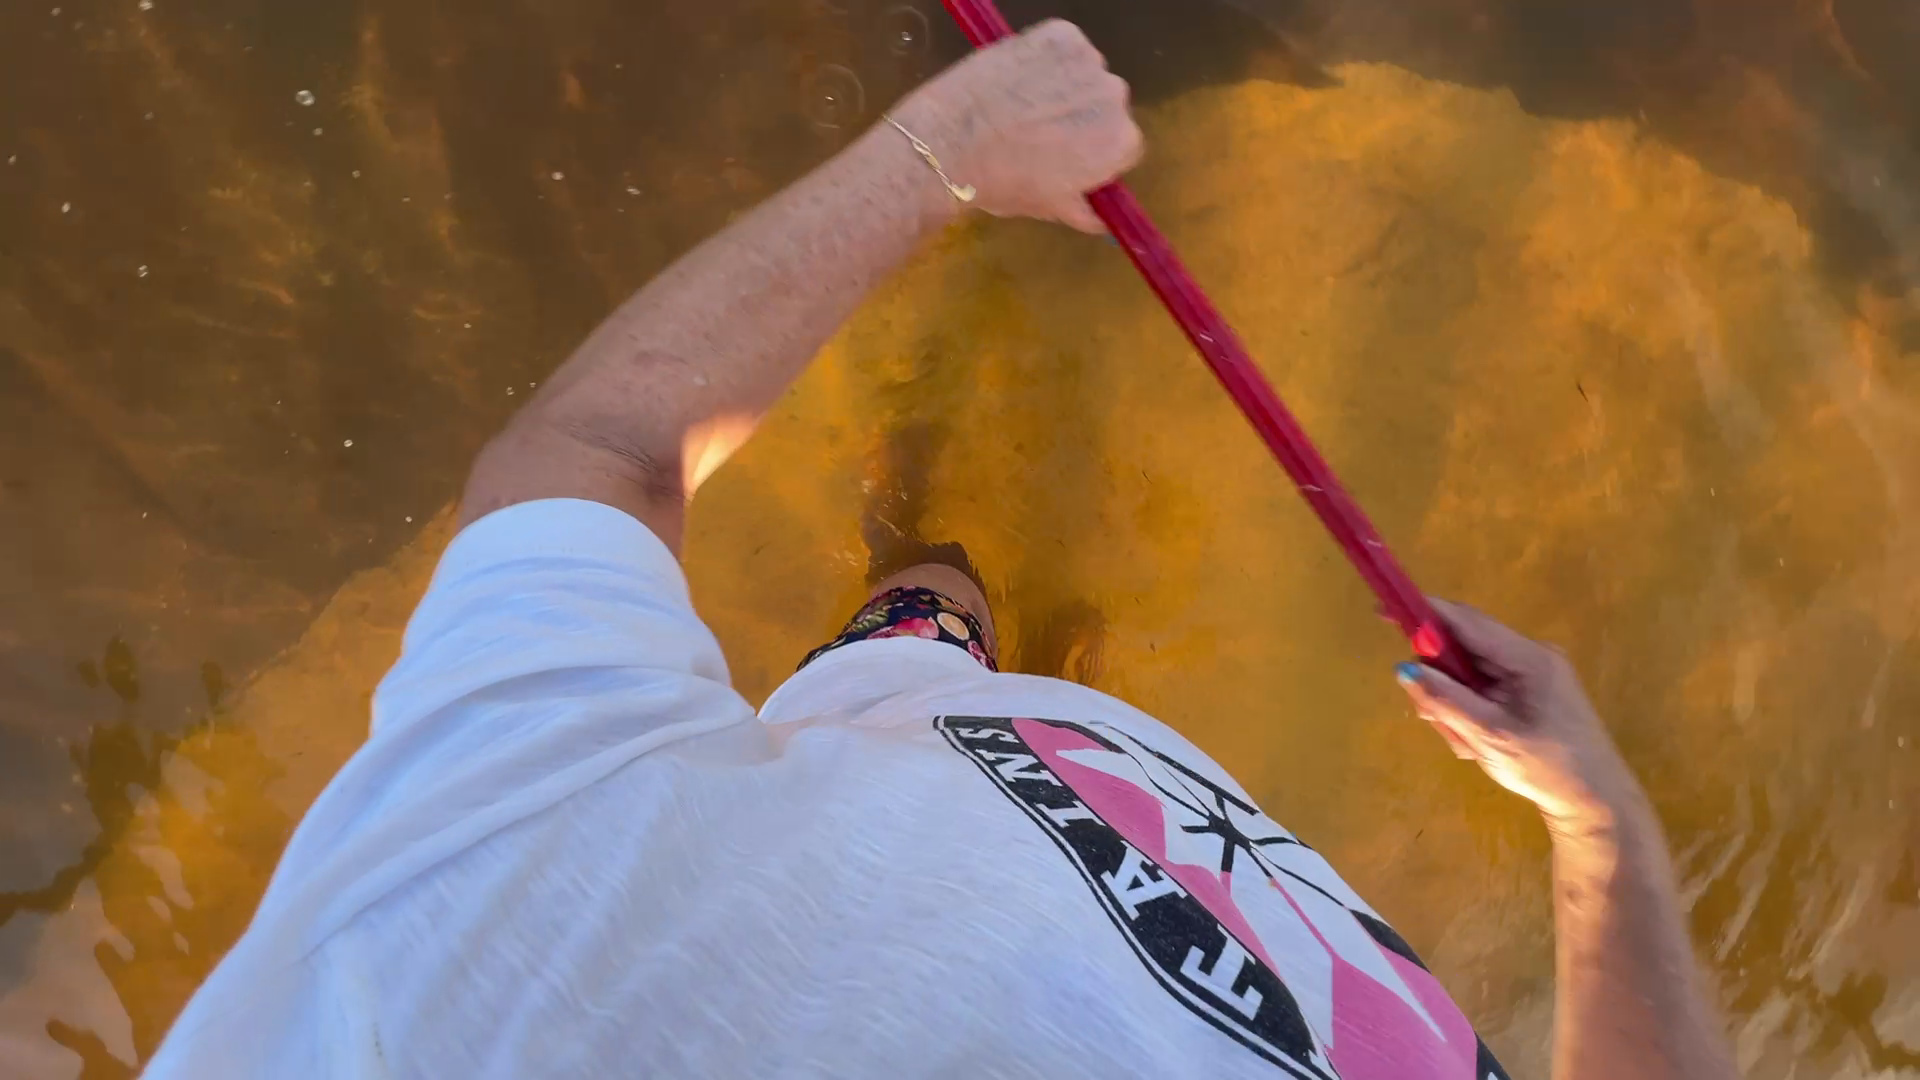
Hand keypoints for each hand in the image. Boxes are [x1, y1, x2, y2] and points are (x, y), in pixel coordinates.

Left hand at [891, 19, 1143, 232]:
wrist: (956, 141)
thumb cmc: (1006, 182)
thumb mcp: (1050, 208)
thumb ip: (1086, 213)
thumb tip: (1101, 218)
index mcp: (1120, 143)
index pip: (1125, 148)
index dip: (1098, 157)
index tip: (1073, 162)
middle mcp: (1115, 95)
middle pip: (1107, 108)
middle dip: (1083, 121)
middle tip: (1042, 138)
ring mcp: (1088, 60)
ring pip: (1085, 77)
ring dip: (1065, 90)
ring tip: (1025, 112)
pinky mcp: (1060, 34)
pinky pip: (1064, 50)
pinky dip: (1046, 63)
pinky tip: (1019, 84)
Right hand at [1396, 599, 1647, 832]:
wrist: (1598, 807)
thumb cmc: (1549, 768)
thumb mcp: (1489, 734)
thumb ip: (1444, 698)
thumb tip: (1404, 668)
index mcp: (1528, 658)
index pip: (1465, 621)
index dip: (1422, 612)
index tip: (1383, 610)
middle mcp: (1529, 657)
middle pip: (1460, 647)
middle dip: (1436, 677)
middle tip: (1429, 714)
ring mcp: (1528, 675)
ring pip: (1464, 671)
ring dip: (1450, 700)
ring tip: (1461, 739)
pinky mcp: (1525, 692)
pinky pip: (1477, 687)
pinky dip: (1464, 709)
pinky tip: (1473, 739)